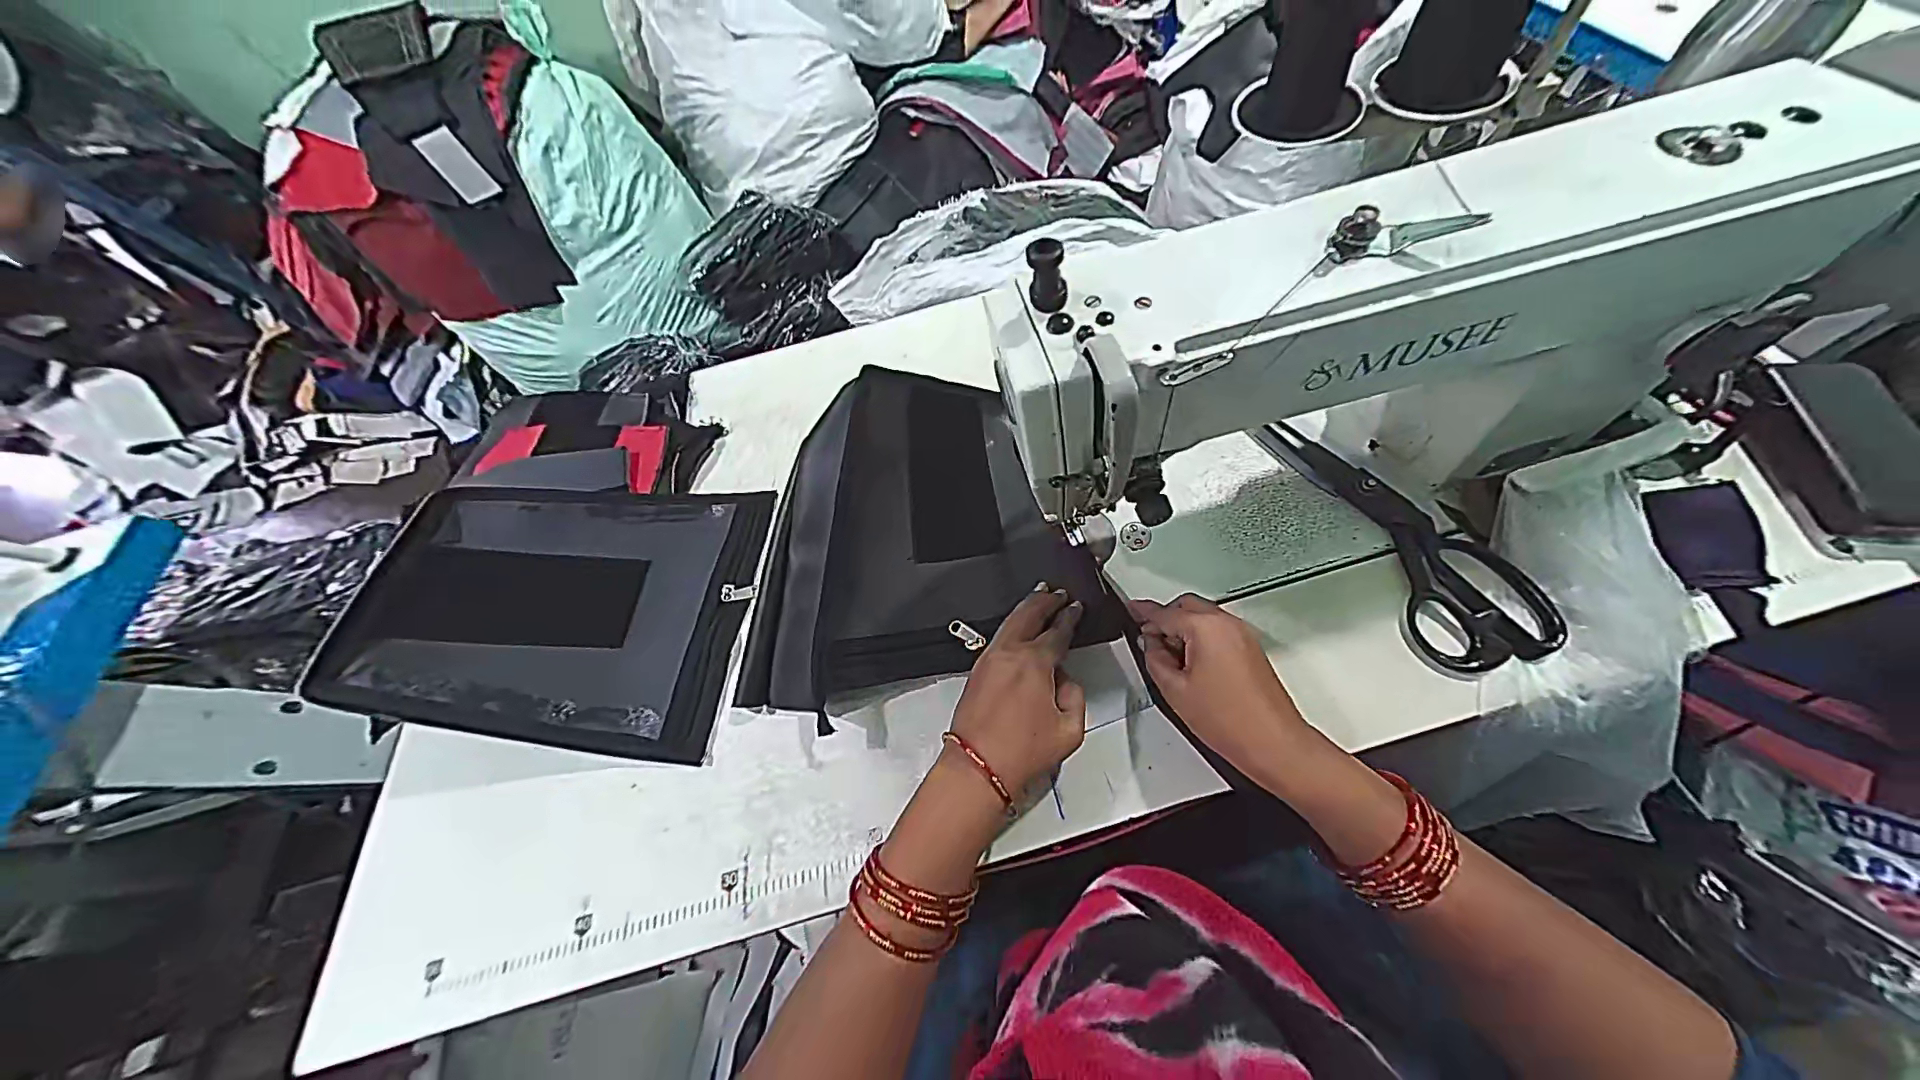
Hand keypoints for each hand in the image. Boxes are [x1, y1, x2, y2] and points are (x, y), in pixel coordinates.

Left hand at [947, 585, 1086, 799]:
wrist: (978, 767)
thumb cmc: (1018, 753)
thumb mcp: (1070, 730)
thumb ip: (1075, 696)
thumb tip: (1066, 681)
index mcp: (1034, 663)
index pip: (1057, 631)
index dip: (1070, 617)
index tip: (1076, 609)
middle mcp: (1008, 654)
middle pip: (1029, 614)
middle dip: (1046, 601)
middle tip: (1058, 594)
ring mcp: (988, 660)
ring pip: (1010, 622)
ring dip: (1026, 609)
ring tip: (1038, 600)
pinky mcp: (977, 671)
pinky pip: (998, 637)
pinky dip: (1012, 625)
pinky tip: (1017, 629)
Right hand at [1128, 594, 1315, 778]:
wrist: (1272, 743)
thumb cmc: (1234, 722)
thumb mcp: (1174, 690)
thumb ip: (1154, 659)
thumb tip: (1151, 646)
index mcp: (1207, 629)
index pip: (1165, 613)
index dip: (1143, 612)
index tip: (1132, 610)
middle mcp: (1228, 625)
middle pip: (1186, 607)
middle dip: (1165, 619)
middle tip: (1148, 638)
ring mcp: (1243, 636)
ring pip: (1204, 617)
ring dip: (1184, 629)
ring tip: (1171, 660)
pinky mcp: (1251, 648)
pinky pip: (1218, 631)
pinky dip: (1201, 639)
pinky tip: (1191, 666)